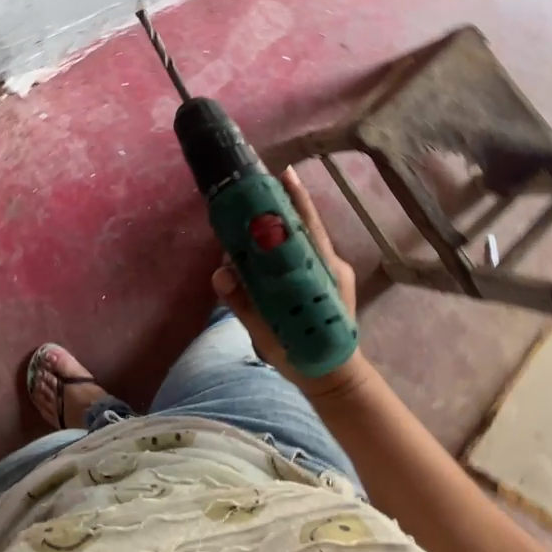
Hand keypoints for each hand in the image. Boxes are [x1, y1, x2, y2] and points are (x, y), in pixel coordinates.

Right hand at [211, 167, 370, 397]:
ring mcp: (324, 271)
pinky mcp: (320, 281)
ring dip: (272, 230)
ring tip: (244, 224)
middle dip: (275, 209)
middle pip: (298, 227)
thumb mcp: (268, 330)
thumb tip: (220, 272)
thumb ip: (243, 301)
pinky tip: (255, 250)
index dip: (296, 198)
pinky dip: (276, 247)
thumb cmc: (306, 351)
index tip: (283, 173)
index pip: (308, 224)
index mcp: (322, 268)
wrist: (332, 377)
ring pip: (295, 241)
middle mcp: (326, 263)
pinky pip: (297, 255)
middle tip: (249, 196)